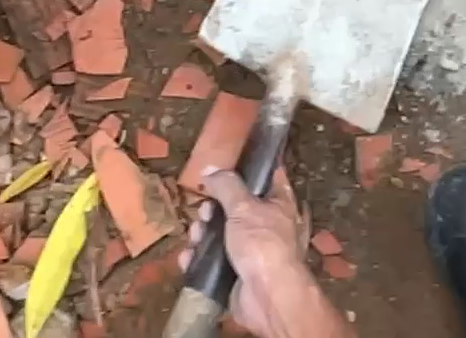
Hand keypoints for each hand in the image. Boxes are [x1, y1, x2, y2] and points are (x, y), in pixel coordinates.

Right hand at [179, 166, 352, 337]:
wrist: (267, 297)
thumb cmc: (262, 243)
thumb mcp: (244, 206)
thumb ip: (226, 185)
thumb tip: (209, 169)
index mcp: (277, 203)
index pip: (268, 177)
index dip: (249, 170)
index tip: (227, 167)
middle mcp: (265, 225)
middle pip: (233, 207)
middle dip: (213, 208)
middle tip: (205, 211)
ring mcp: (249, 251)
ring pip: (218, 234)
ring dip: (202, 233)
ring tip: (196, 235)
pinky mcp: (233, 274)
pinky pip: (210, 261)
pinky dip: (197, 259)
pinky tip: (188, 257)